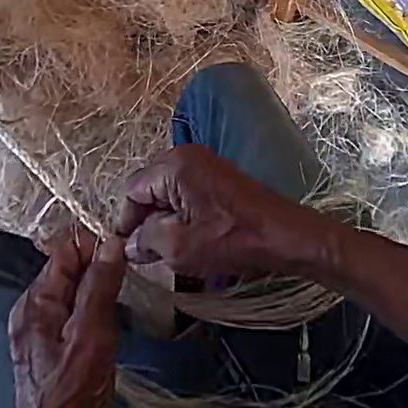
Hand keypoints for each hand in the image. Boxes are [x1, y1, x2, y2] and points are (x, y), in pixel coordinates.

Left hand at [9, 228, 127, 407]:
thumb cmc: (71, 396)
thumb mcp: (90, 336)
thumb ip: (99, 286)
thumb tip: (111, 242)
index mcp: (35, 302)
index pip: (64, 248)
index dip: (93, 243)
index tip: (121, 249)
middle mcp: (33, 310)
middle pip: (70, 268)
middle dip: (98, 266)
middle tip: (125, 275)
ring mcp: (41, 330)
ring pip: (75, 289)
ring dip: (99, 288)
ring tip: (120, 296)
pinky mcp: (53, 347)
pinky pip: (75, 311)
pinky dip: (95, 308)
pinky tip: (108, 320)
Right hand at [116, 145, 333, 278]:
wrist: (281, 233)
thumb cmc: (231, 239)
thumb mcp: (180, 247)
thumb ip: (146, 240)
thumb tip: (129, 243)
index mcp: (174, 165)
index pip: (132, 189)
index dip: (126, 221)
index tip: (130, 251)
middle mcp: (186, 154)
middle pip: (148, 186)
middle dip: (144, 219)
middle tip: (148, 253)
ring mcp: (203, 161)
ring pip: (166, 190)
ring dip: (163, 217)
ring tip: (168, 249)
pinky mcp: (216, 173)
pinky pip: (184, 189)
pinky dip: (180, 211)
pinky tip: (188, 236)